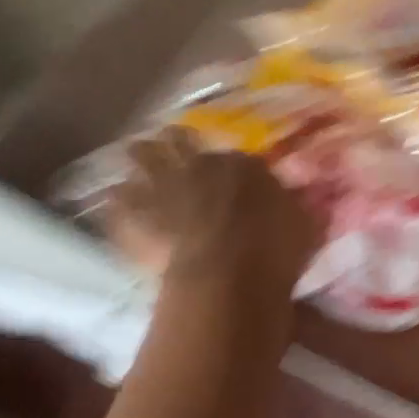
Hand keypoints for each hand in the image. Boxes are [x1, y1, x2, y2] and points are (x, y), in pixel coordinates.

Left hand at [106, 127, 322, 303]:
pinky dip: (122, 203)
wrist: (225, 278)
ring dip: (144, 165)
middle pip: (177, 140)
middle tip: (180, 161)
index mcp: (242, 165)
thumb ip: (290, 203)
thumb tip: (290, 194)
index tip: (234, 182)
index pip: (234, 156)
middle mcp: (195, 163)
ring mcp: (157, 183)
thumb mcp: (302, 224)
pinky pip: (116, 198)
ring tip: (148, 180)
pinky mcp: (126, 210)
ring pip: (139, 155)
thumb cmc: (274, 251)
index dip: (231, 168)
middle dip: (177, 146)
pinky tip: (128, 214)